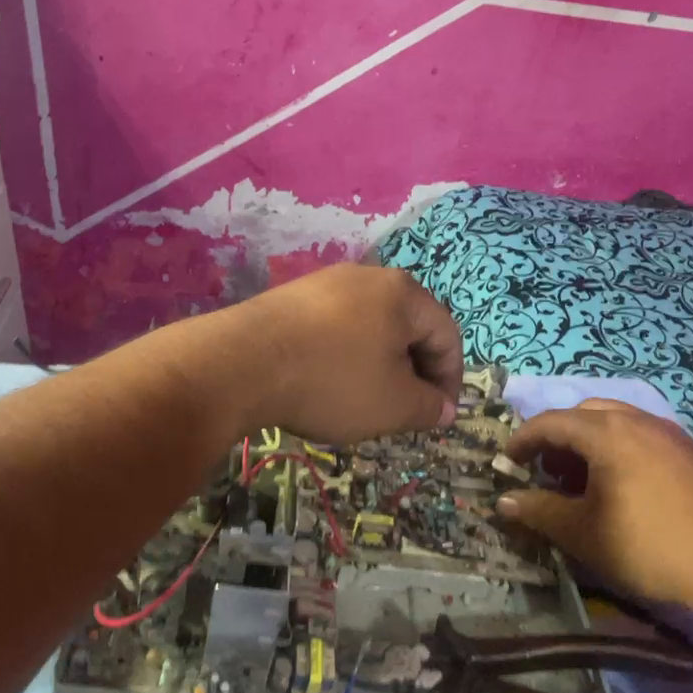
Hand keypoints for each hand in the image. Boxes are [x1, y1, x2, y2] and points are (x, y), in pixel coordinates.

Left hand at [227, 265, 463, 444]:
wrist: (242, 362)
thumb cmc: (333, 381)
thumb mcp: (394, 405)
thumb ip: (429, 407)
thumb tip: (444, 408)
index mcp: (403, 293)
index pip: (447, 334)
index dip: (451, 379)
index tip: (438, 416)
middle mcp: (366, 276)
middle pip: (406, 326)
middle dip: (412, 371)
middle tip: (403, 411)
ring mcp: (323, 283)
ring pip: (367, 327)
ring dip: (375, 365)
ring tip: (361, 401)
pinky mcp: (289, 298)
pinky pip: (331, 328)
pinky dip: (339, 356)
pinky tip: (322, 383)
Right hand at [496, 400, 692, 611]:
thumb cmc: (651, 545)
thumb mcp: (584, 533)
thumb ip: (540, 512)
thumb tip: (504, 501)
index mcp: (606, 433)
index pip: (550, 422)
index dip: (523, 440)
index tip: (508, 462)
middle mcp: (639, 421)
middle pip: (586, 414)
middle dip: (559, 438)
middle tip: (546, 471)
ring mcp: (673, 436)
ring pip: (619, 424)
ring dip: (591, 444)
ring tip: (583, 482)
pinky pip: (645, 439)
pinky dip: (621, 452)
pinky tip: (625, 491)